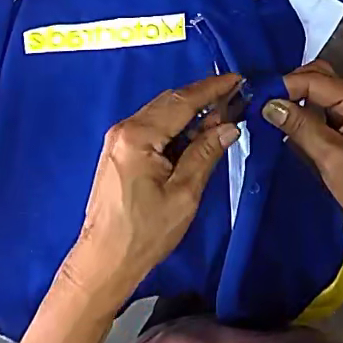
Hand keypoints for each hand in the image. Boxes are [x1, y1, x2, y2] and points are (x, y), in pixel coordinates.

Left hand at [60, 73, 241, 297]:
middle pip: (171, 101)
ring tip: (223, 115)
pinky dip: (178, 124)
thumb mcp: (184, 193)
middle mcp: (124, 130)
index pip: (183, 101)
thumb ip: (206, 153)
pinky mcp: (120, 151)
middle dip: (204, 97)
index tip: (238, 79)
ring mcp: (119, 139)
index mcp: (138, 136)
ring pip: (163, 111)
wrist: (104, 262)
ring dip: (193, 111)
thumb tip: (229, 126)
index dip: (213, 88)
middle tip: (236, 98)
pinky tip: (197, 132)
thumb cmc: (144, 232)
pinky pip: (154, 125)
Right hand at [264, 61, 342, 251]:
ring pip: (318, 93)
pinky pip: (321, 110)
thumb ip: (302, 128)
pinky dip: (302, 114)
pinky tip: (284, 124)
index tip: (256, 97)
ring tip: (265, 113)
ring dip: (293, 100)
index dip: (286, 86)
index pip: (317, 80)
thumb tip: (270, 104)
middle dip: (289, 88)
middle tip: (259, 104)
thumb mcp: (333, 159)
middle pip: (318, 79)